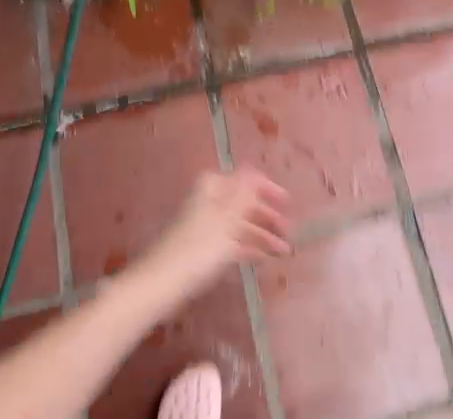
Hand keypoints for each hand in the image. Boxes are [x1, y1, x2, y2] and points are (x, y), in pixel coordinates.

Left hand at [137, 169, 291, 293]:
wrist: (163, 282)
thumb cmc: (198, 247)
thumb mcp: (226, 219)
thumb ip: (244, 195)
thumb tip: (255, 170)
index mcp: (214, 188)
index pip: (247, 180)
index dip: (268, 189)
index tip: (288, 203)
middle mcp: (212, 202)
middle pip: (246, 203)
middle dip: (268, 216)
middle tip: (289, 230)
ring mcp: (209, 226)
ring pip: (242, 224)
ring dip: (263, 235)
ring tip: (285, 250)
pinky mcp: (207, 248)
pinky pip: (234, 243)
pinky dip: (249, 248)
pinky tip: (265, 258)